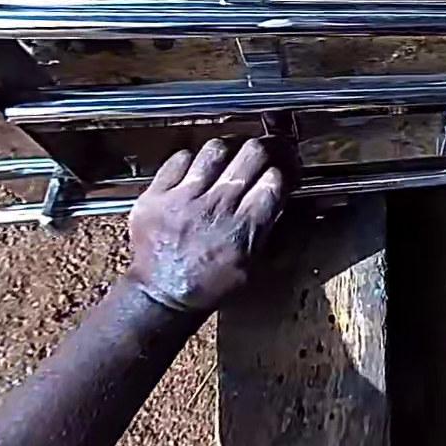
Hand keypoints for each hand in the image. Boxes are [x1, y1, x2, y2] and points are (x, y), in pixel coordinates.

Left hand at [126, 138, 290, 313]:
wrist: (161, 296)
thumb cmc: (212, 282)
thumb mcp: (255, 263)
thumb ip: (272, 227)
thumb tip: (289, 199)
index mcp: (246, 225)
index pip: (275, 177)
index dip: (282, 172)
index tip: (280, 175)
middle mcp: (218, 206)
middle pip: (252, 153)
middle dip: (264, 152)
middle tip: (262, 158)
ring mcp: (184, 198)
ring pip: (217, 149)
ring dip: (228, 152)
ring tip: (228, 161)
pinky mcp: (156, 195)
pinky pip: (179, 158)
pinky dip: (192, 160)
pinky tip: (197, 171)